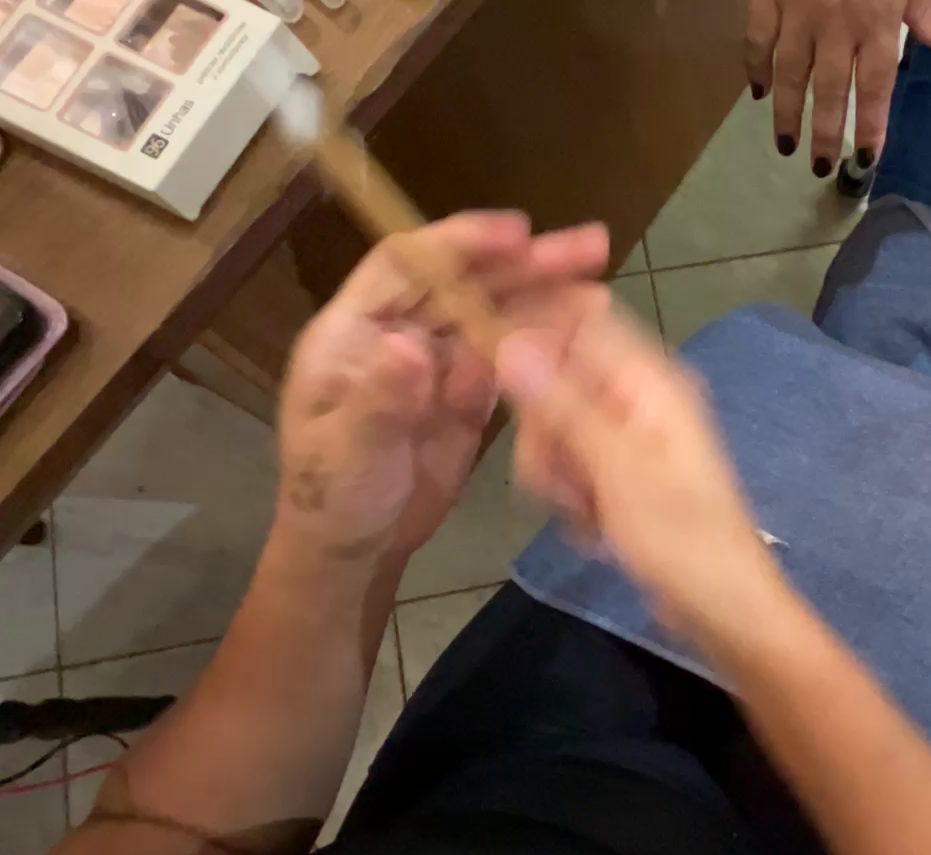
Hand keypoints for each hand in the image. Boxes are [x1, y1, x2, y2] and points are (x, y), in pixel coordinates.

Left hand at [274, 211, 608, 564]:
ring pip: (493, 318)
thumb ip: (379, 401)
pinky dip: (541, 346)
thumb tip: (413, 346)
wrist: (358, 544)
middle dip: (523, 264)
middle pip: (464, 284)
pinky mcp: (468, 398)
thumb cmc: (334, 496)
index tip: (517, 233)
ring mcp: (439, 367)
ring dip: (542, 298)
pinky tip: (578, 334)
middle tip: (586, 248)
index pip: (406, 268)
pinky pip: (507, 362)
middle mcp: (400, 335)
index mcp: (354, 334)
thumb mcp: (349, 452)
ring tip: (596, 284)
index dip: (460, 245)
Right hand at [494, 294, 782, 634]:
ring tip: (586, 514)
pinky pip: (574, 466)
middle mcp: (639, 399)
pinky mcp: (623, 476)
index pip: (579, 319)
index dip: (533, 333)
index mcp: (650, 381)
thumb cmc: (682, 539)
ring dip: (557, 474)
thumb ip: (563, 406)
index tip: (496, 372)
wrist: (724, 606)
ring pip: (558, 428)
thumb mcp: (618, 471)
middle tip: (561, 481)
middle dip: (544, 432)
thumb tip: (510, 343)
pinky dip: (574, 497)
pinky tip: (594, 528)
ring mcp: (630, 439)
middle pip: (556, 379)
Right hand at [745, 0, 930, 173]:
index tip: (867, 158)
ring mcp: (798, 11)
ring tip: (785, 147)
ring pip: (789, 74)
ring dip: (787, 113)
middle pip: (830, 92)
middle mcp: (837, 25)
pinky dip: (753, 66)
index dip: (871, 126)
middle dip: (825, 134)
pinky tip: (756, 93)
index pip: (876, 86)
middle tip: (821, 170)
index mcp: (878, 20)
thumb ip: (929, 6)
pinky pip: (756, 36)